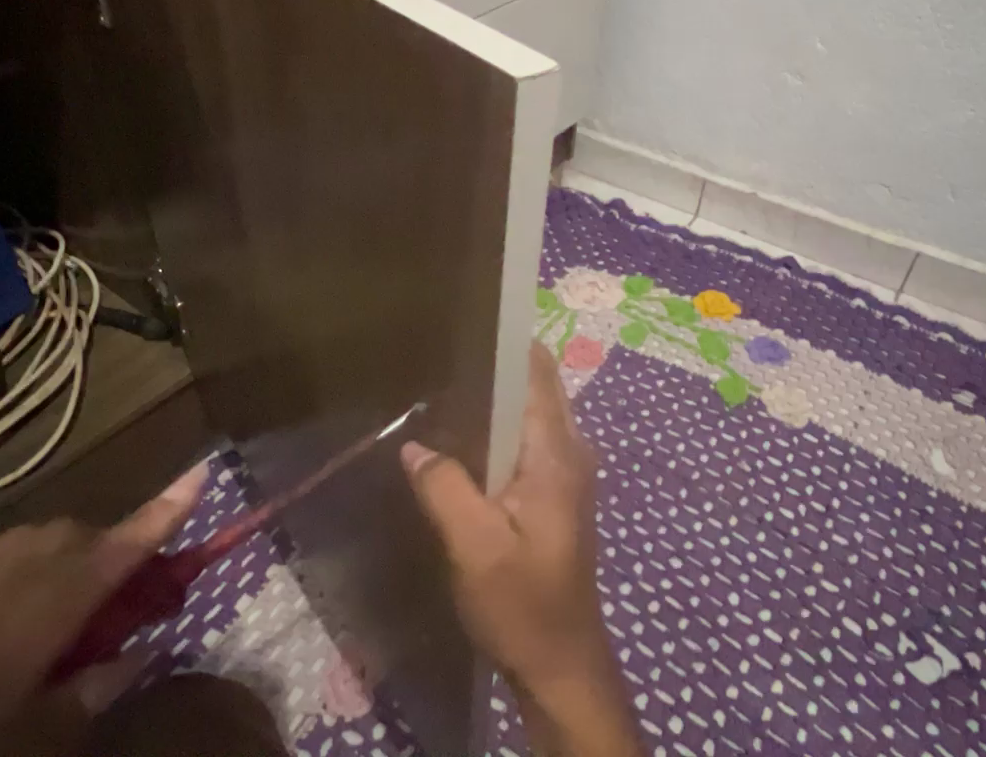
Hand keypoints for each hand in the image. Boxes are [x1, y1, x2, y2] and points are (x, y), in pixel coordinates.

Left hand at [0, 463, 210, 756]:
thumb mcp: (27, 744)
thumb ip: (88, 694)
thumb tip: (138, 656)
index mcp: (34, 614)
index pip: (117, 550)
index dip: (163, 514)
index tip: (203, 474)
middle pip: (77, 538)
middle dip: (115, 550)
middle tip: (133, 600)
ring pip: (33, 544)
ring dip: (70, 561)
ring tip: (74, 615)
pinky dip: (24, 576)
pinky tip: (9, 627)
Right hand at [402, 343, 641, 756]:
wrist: (561, 663)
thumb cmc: (522, 604)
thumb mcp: (473, 546)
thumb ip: (444, 487)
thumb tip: (414, 445)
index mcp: (557, 454)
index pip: (537, 373)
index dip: (507, 342)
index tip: (464, 321)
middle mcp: (571, 452)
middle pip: (534, 388)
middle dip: (492, 368)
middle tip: (438, 358)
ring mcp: (567, 473)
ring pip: (529, 416)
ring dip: (492, 403)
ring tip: (440, 391)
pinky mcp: (557, 494)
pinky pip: (527, 443)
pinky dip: (497, 432)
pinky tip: (460, 441)